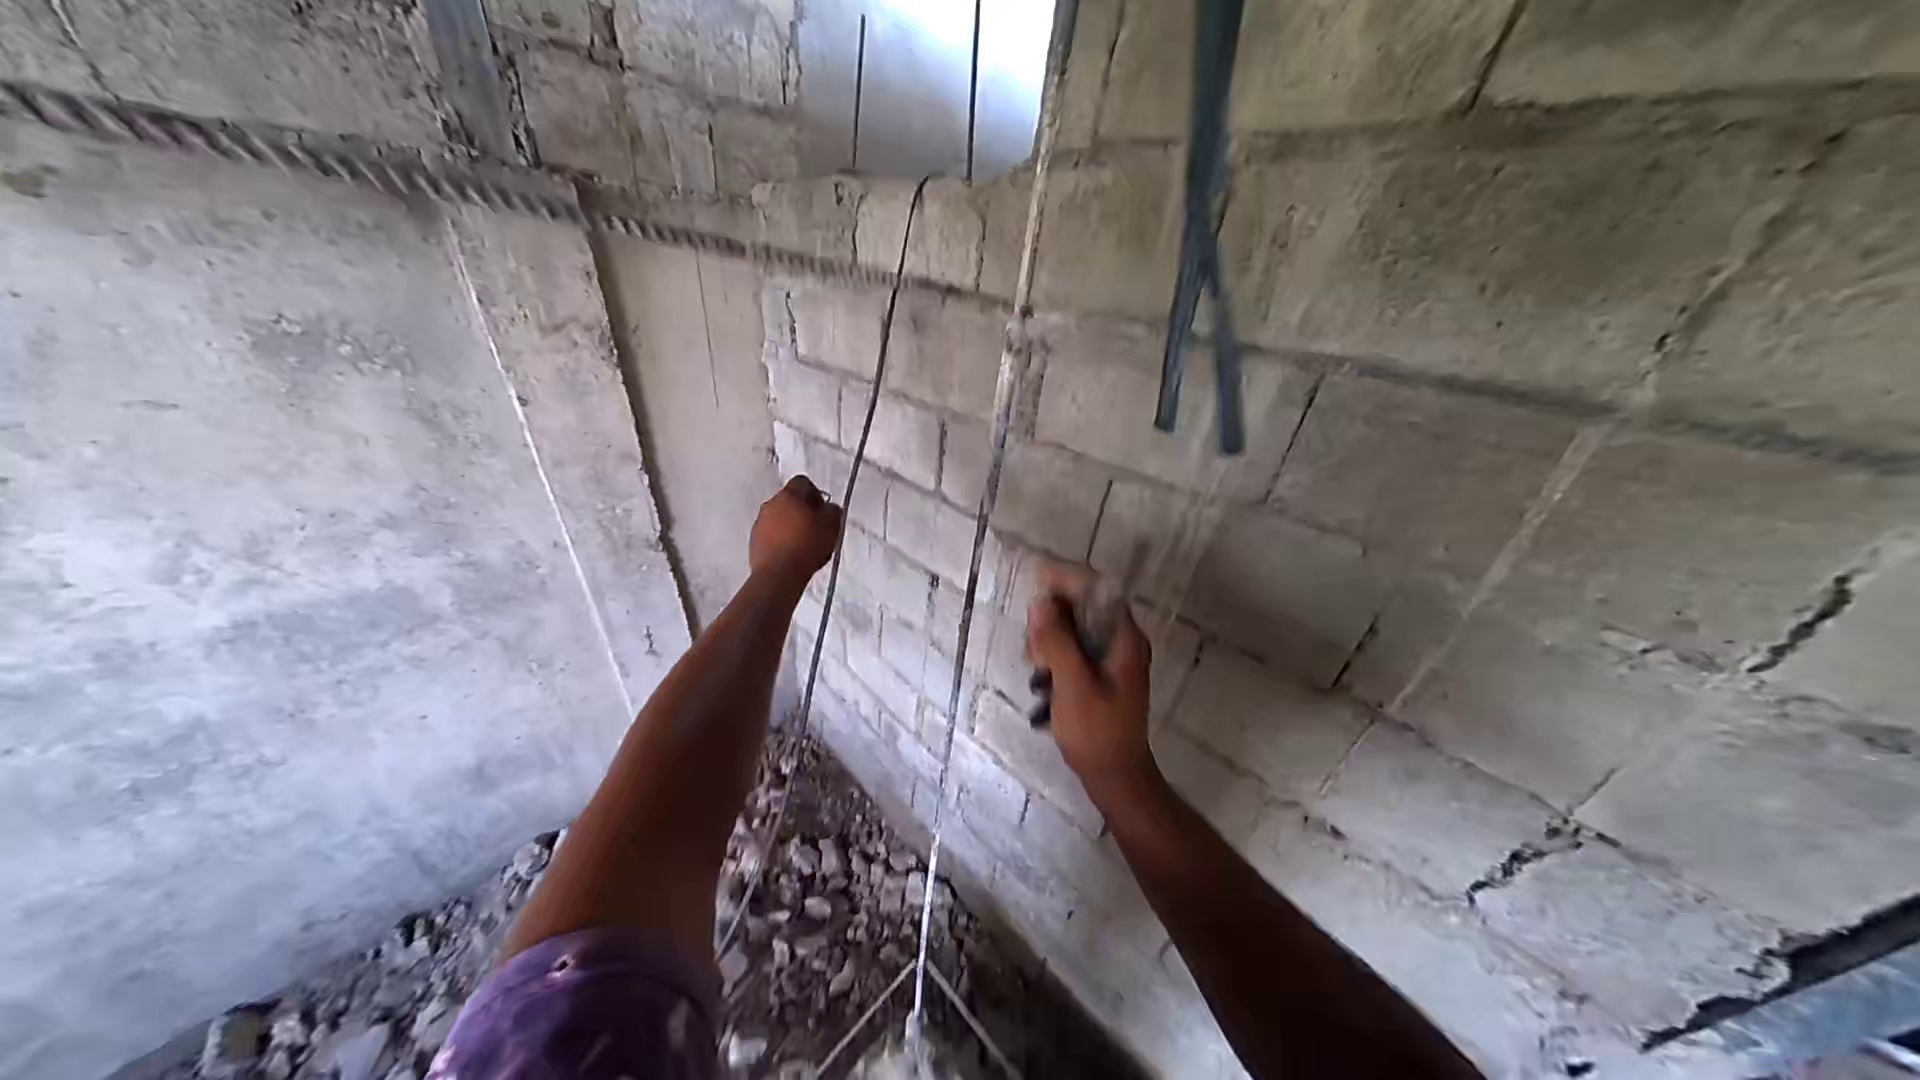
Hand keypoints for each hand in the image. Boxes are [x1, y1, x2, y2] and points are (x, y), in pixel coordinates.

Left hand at [750, 475, 843, 587]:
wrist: (779, 574)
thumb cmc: (805, 547)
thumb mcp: (832, 526)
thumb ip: (833, 511)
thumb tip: (831, 509)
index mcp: (789, 495)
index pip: (803, 482)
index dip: (816, 494)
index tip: (823, 508)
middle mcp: (771, 505)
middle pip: (789, 499)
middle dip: (803, 510)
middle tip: (816, 526)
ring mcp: (760, 523)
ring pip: (779, 517)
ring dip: (791, 525)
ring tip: (805, 543)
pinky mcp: (755, 541)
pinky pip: (770, 534)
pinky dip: (781, 539)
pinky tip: (793, 553)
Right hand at [1026, 564, 1157, 798]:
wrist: (1114, 776)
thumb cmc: (1097, 732)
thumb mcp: (1073, 685)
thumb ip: (1057, 642)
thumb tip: (1041, 603)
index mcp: (1124, 638)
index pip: (1097, 589)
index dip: (1066, 579)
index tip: (1035, 579)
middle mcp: (1120, 640)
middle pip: (1081, 606)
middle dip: (1052, 620)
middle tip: (1036, 654)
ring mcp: (1109, 656)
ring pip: (1071, 627)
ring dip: (1049, 641)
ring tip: (1039, 673)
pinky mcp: (1098, 671)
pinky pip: (1071, 647)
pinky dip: (1053, 655)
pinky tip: (1044, 682)